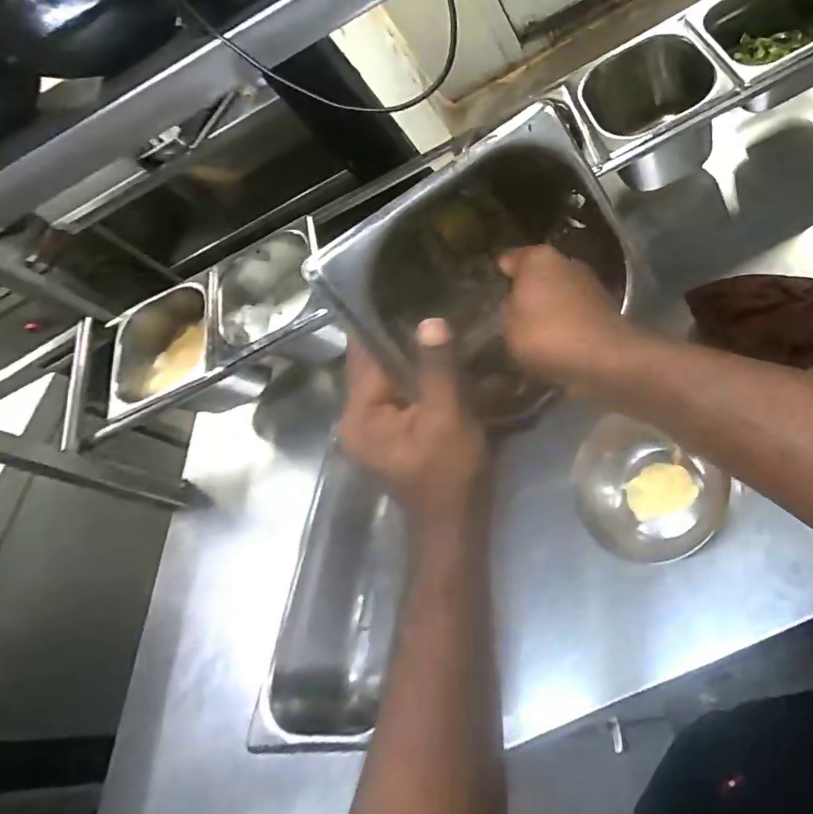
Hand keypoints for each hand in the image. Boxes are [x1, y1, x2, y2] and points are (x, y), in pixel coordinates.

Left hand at [339, 319, 488, 528]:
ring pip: (389, 380)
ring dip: (409, 356)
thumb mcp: (448, 416)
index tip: (398, 286)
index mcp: (360, 414)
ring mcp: (374, 430)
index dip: (380, 321)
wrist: (455, 526)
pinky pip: (401, 395)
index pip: (364, 354)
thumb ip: (437, 368)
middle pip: (374, 365)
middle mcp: (357, 419)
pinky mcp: (393, 436)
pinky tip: (439, 360)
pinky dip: (416, 377)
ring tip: (434, 321)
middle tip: (425, 299)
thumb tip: (430, 320)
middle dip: (398, 336)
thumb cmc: (449, 472)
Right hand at [496, 245, 636, 383]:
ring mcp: (591, 284)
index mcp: (539, 258)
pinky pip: (577, 314)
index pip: (511, 259)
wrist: (605, 357)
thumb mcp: (509, 324)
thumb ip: (509, 307)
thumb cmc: (547, 333)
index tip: (495, 290)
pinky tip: (561, 344)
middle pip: (540, 275)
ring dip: (552, 309)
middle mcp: (568, 262)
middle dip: (530, 291)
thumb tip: (518, 301)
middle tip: (515, 315)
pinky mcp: (607, 309)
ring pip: (561, 294)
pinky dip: (569, 324)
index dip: (502, 274)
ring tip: (537, 334)